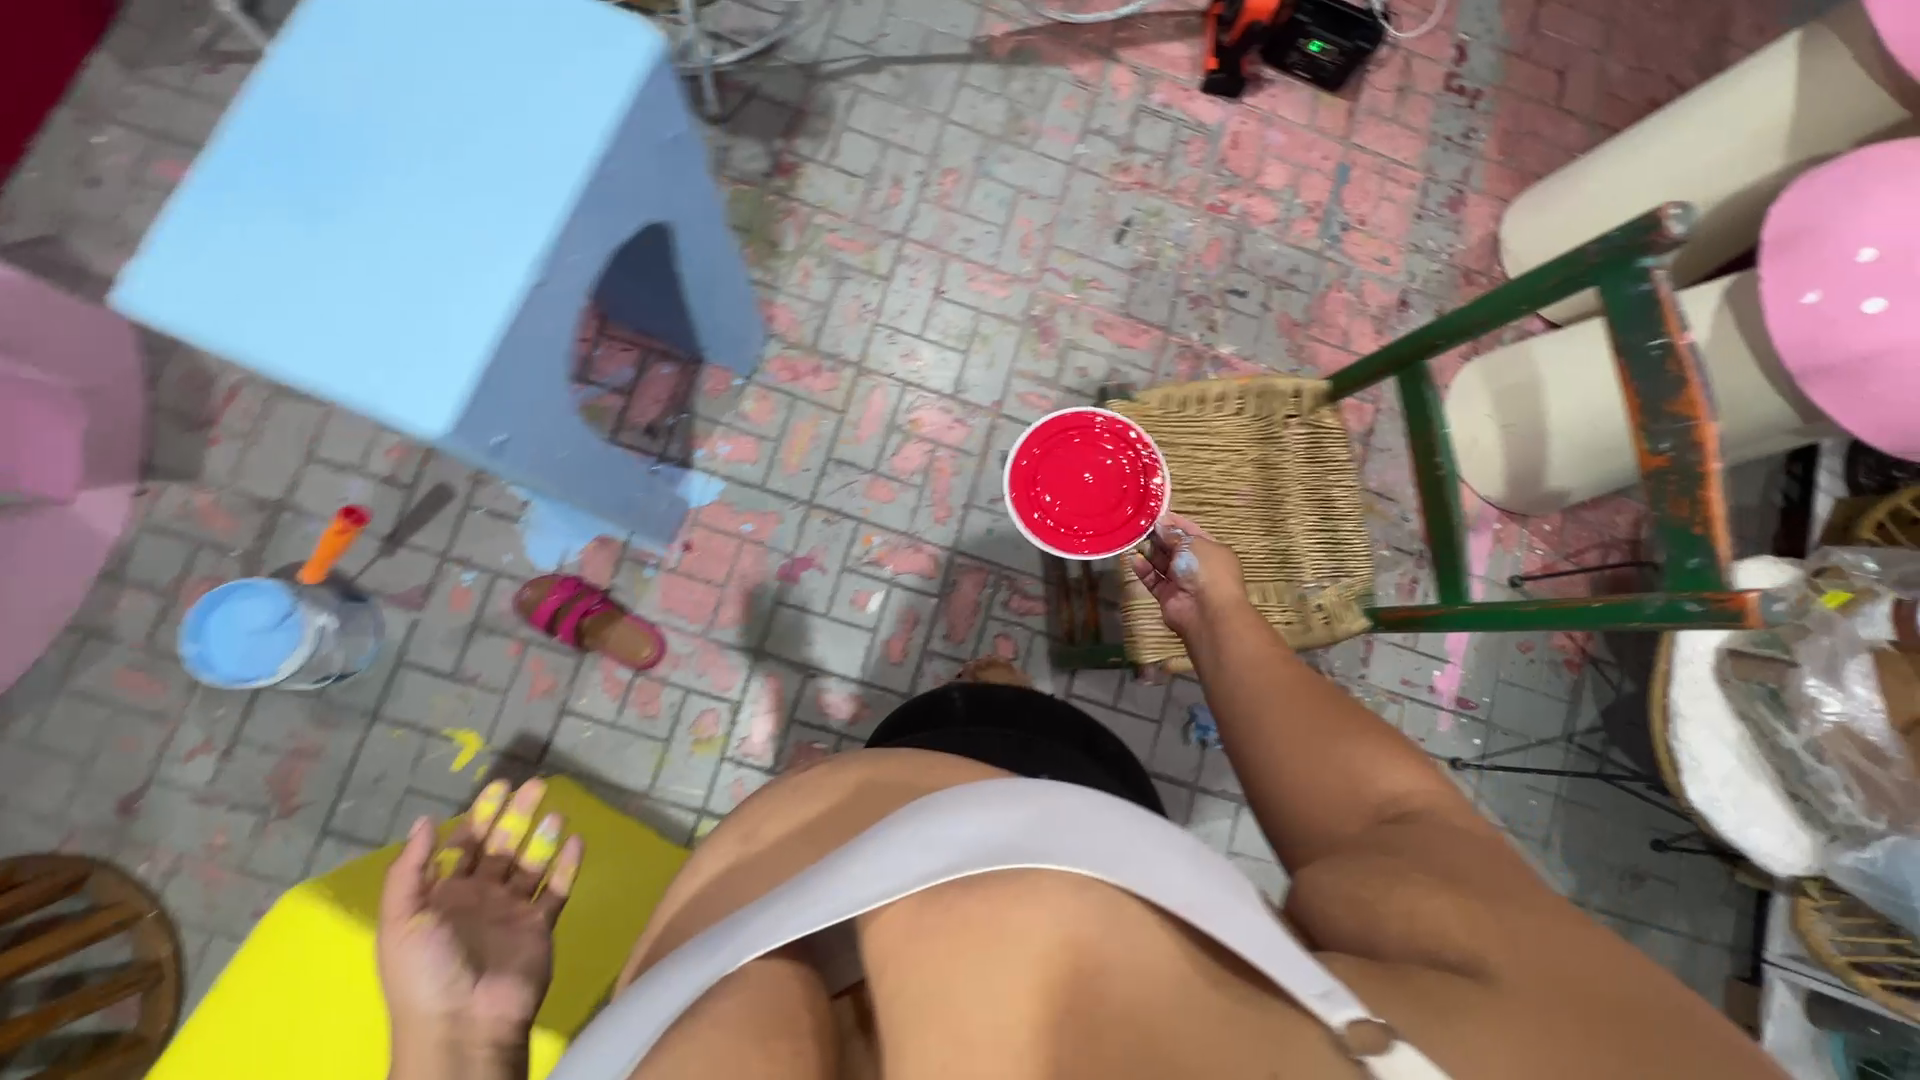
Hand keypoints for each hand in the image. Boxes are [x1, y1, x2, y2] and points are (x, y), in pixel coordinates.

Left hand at [377, 777, 583, 1069]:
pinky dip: (567, 866)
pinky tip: (575, 842)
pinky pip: (556, 890)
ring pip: (531, 864)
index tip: (499, 787)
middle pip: (502, 848)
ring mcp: (512, 912)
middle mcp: (479, 899)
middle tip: (534, 785)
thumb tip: (427, 820)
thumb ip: (411, 869)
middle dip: (516, 816)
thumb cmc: (426, 970)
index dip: (480, 816)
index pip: (465, 846)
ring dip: (542, 837)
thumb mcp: (402, 920)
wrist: (464, 1023)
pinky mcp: (540, 926)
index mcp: (443, 897)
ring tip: (555, 812)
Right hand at [1129, 512, 1246, 641]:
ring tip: (1133, 540)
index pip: (1191, 532)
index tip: (1155, 514)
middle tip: (1139, 526)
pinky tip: (1134, 559)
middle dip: (1159, 537)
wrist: (1207, 611)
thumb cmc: (1207, 570)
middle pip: (1174, 548)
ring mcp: (1183, 582)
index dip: (1174, 523)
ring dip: (1149, 552)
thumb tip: (1160, 525)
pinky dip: (1144, 570)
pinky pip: (1154, 580)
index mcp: (1211, 550)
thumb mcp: (1193, 544)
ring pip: (1162, 564)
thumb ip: (1174, 535)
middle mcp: (1197, 566)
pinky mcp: (1168, 596)